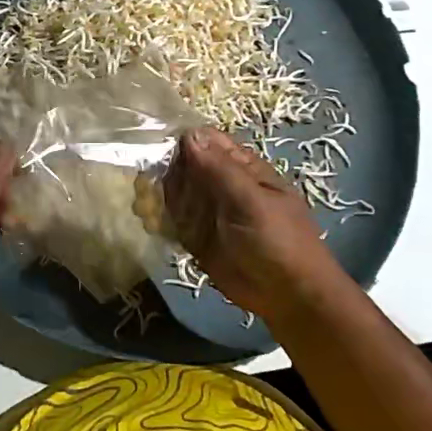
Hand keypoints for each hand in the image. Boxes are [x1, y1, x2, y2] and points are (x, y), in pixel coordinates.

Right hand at [163, 127, 341, 322]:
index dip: (179, 140)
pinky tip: (147, 221)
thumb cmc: (279, 241)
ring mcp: (207, 210)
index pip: (205, 141)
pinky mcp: (195, 236)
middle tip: (144, 181)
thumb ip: (220, 169)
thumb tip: (188, 134)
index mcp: (240, 167)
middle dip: (161, 169)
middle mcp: (220, 184)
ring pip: (173, 192)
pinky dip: (156, 219)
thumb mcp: (252, 201)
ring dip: (155, 194)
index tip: (152, 144)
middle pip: (182, 165)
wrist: (289, 297)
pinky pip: (171, 220)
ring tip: (142, 204)